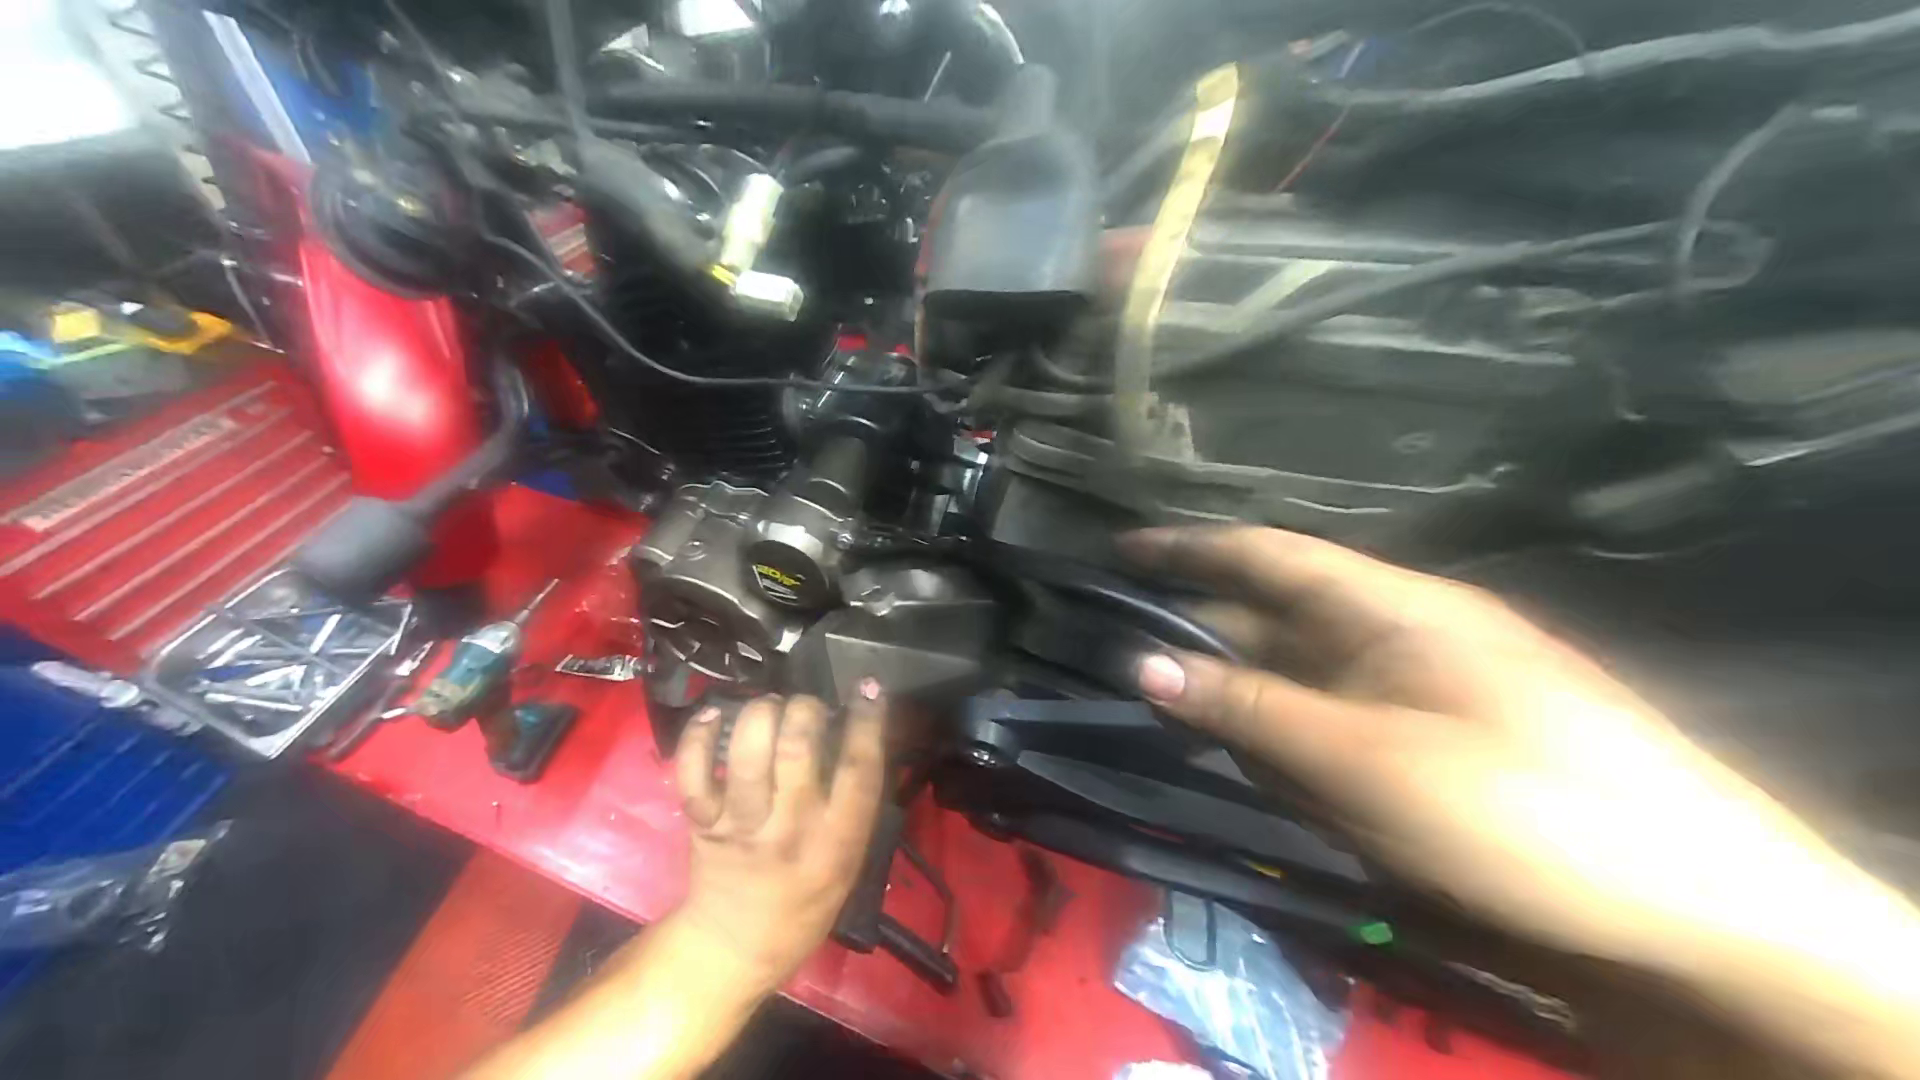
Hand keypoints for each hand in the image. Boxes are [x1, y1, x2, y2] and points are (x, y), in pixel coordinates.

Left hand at [672, 684, 888, 992]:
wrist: (736, 947)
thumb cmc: (807, 899)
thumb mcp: (849, 859)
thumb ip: (855, 802)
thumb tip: (860, 731)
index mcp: (837, 840)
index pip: (859, 769)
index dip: (866, 721)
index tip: (867, 687)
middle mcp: (790, 829)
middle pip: (799, 748)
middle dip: (806, 708)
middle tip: (807, 705)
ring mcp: (742, 826)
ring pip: (748, 753)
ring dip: (761, 713)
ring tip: (770, 706)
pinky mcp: (702, 825)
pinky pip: (694, 772)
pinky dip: (699, 736)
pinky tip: (715, 715)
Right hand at [1122, 527, 1914, 977]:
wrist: (1715, 928)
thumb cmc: (1527, 813)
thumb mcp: (1365, 760)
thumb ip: (1249, 709)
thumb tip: (1141, 666)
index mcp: (1392, 608)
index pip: (1269, 555)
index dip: (1190, 547)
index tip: (1123, 548)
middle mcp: (1398, 637)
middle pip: (1273, 619)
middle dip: (1200, 635)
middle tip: (1125, 660)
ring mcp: (1415, 693)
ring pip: (1296, 679)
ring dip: (1240, 699)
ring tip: (1181, 722)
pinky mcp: (1427, 747)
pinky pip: (1327, 727)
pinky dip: (1284, 742)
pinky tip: (1265, 770)